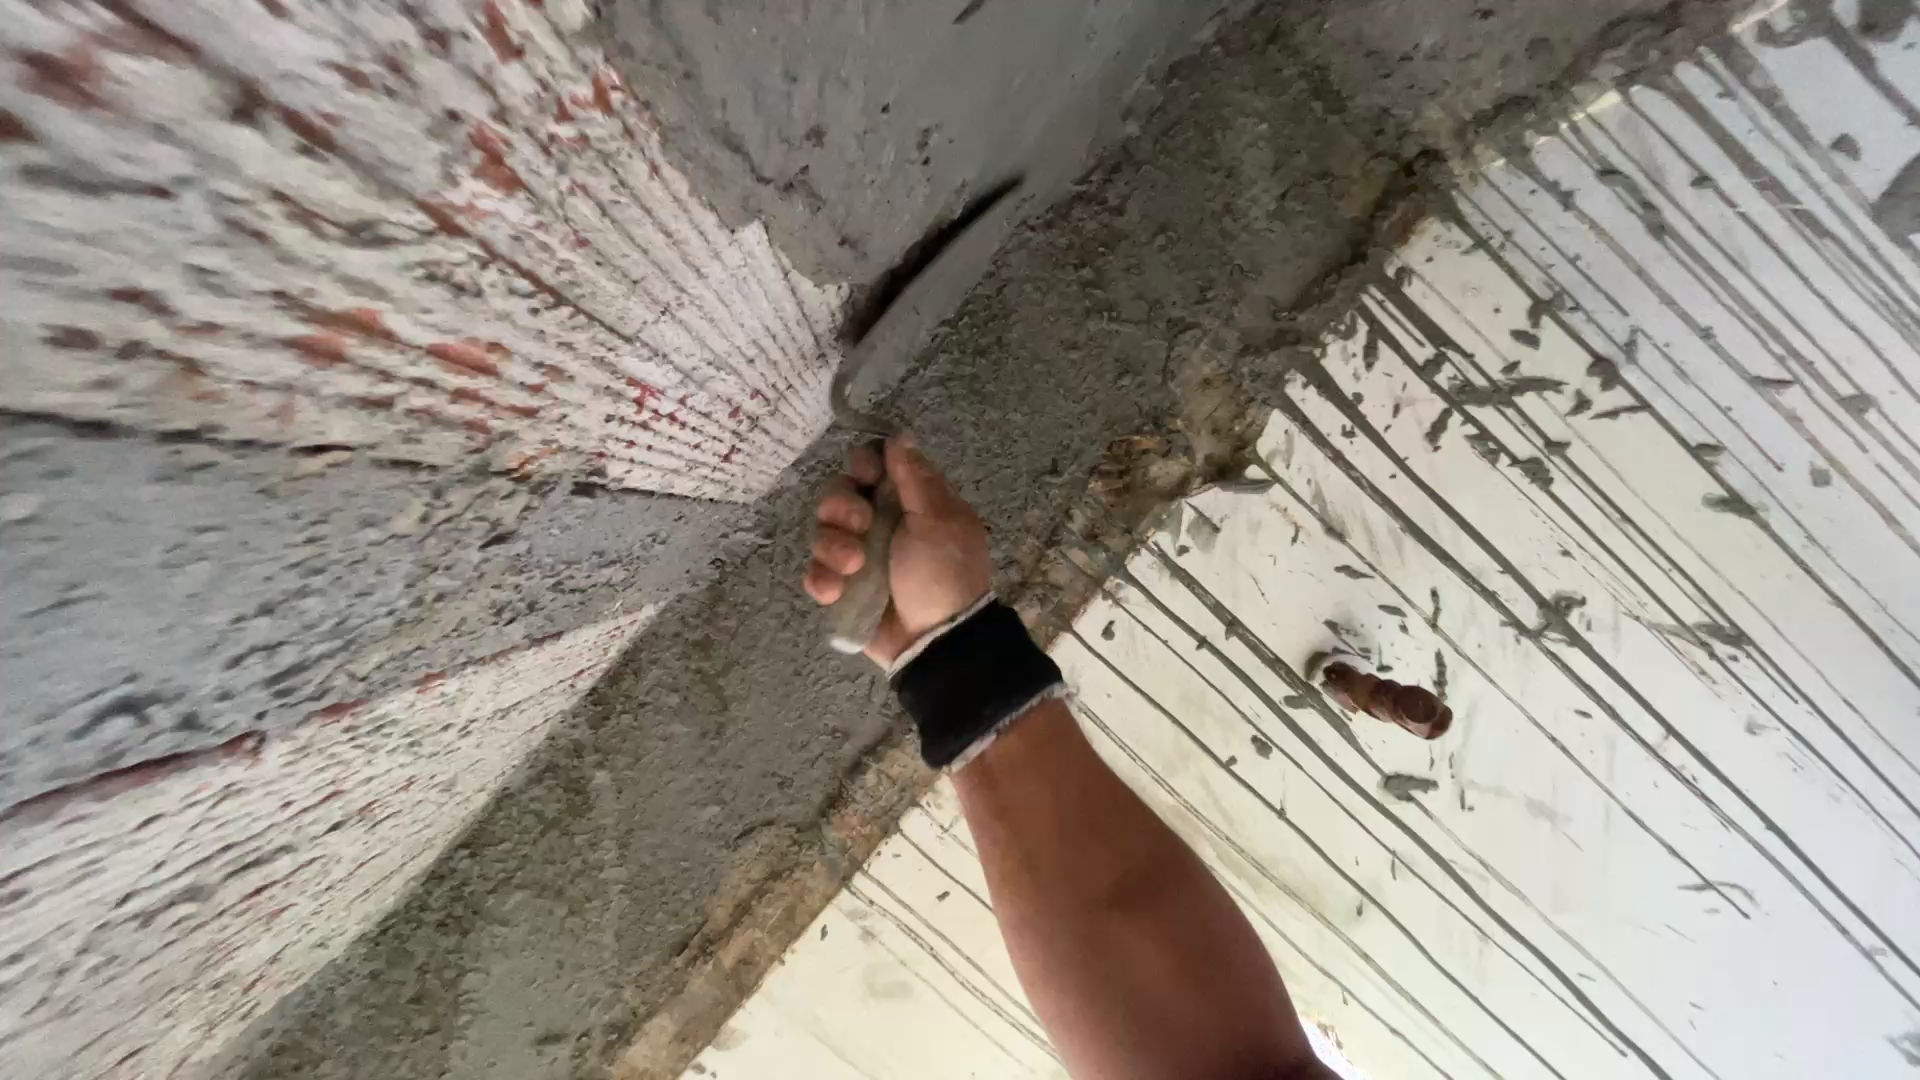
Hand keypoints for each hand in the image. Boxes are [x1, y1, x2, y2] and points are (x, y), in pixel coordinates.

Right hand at [804, 434, 990, 666]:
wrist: (936, 640)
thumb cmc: (945, 573)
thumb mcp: (938, 521)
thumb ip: (915, 478)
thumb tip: (901, 436)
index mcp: (909, 502)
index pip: (873, 466)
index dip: (862, 465)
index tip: (865, 475)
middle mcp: (880, 522)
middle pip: (838, 494)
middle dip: (841, 506)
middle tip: (861, 525)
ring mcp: (859, 556)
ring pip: (822, 532)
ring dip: (832, 545)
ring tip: (854, 567)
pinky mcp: (843, 587)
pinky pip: (816, 572)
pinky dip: (822, 579)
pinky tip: (836, 591)